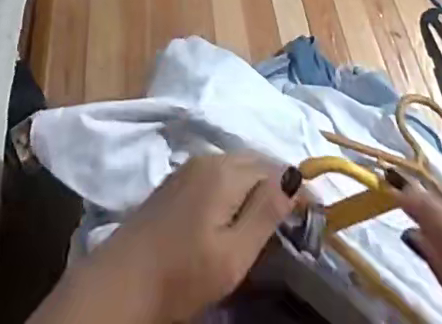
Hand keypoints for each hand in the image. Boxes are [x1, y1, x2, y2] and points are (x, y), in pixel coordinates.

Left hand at [31, 152, 302, 323]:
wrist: (122, 281)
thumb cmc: (183, 273)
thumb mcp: (233, 253)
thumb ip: (264, 213)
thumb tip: (293, 179)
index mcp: (224, 172)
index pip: (274, 168)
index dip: (299, 187)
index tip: (319, 212)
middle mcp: (206, 159)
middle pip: (254, 162)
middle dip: (280, 181)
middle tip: (300, 214)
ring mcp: (188, 169)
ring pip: (236, 166)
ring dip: (259, 184)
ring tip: (275, 214)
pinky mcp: (176, 183)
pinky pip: (218, 174)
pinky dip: (238, 186)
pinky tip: (241, 210)